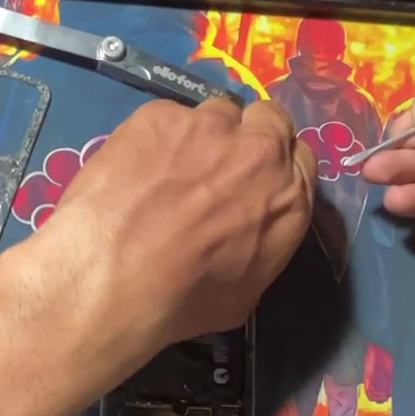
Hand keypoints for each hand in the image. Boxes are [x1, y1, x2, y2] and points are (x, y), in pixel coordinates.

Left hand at [20, 97, 314, 362]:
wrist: (115, 278)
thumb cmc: (183, 302)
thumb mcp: (244, 294)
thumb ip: (259, 247)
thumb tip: (245, 237)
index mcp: (289, 199)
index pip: (299, 157)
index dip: (273, 166)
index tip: (250, 181)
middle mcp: (258, 152)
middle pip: (267, 120)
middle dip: (247, 136)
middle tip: (213, 168)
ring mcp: (208, 127)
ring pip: (214, 114)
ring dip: (199, 136)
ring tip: (165, 171)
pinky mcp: (159, 116)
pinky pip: (165, 118)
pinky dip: (153, 139)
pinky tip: (131, 170)